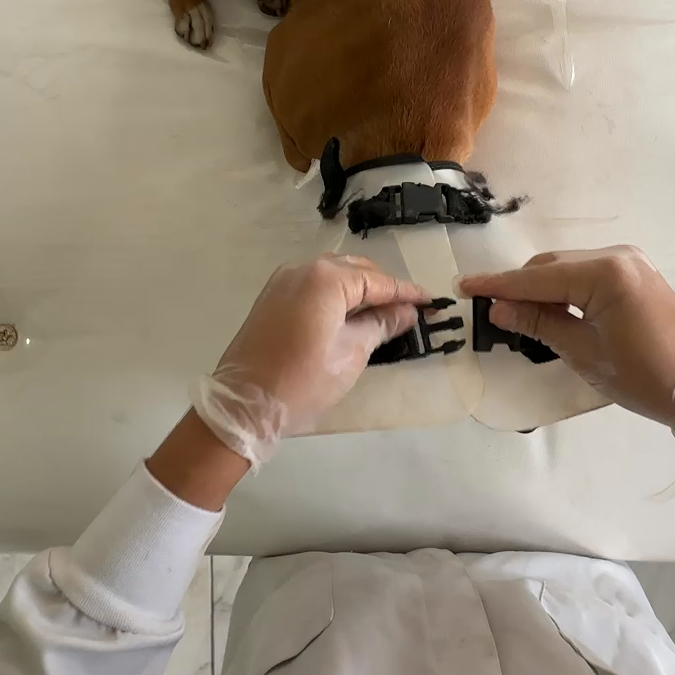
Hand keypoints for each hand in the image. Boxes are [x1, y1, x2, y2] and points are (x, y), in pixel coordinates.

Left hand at [192, 254, 431, 468]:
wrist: (243, 405)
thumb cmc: (302, 381)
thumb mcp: (351, 354)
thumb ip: (381, 325)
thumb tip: (407, 311)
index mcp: (325, 279)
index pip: (377, 281)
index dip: (406, 292)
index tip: (431, 301)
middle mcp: (303, 269)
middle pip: (355, 270)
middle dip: (382, 288)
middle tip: (408, 311)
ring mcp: (283, 280)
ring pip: (333, 274)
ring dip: (359, 290)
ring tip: (382, 314)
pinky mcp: (272, 296)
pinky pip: (313, 285)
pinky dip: (335, 294)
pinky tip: (349, 315)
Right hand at [458, 246, 674, 458]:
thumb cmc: (647, 378)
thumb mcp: (584, 354)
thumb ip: (539, 324)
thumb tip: (499, 309)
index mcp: (605, 275)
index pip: (537, 278)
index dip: (498, 285)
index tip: (463, 285)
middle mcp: (617, 257)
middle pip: (550, 267)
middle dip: (519, 287)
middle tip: (492, 311)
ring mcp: (629, 262)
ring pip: (566, 268)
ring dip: (541, 289)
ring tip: (519, 316)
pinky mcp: (635, 273)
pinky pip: (586, 274)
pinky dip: (565, 289)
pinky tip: (552, 310)